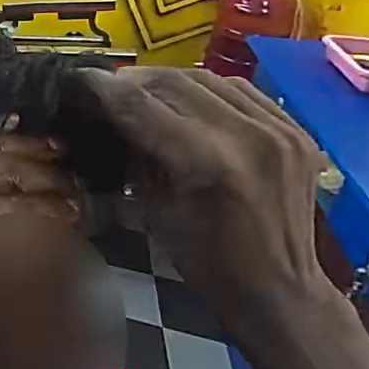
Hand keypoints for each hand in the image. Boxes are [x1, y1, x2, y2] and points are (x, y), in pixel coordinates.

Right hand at [78, 67, 340, 331]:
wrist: (279, 290)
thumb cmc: (206, 262)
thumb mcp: (152, 210)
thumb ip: (132, 157)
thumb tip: (102, 118)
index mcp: (208, 163)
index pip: (139, 105)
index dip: (98, 87)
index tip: (72, 80)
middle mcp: (248, 135)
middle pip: (171, 82)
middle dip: (126, 80)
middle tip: (98, 86)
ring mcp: (279, 128)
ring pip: (204, 78)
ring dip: (162, 79)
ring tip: (136, 89)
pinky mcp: (295, 128)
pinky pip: (238, 88)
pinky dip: (201, 87)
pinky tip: (182, 98)